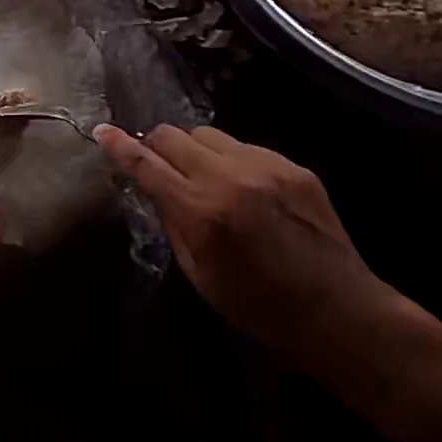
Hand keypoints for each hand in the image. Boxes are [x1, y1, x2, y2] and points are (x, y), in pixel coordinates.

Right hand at [94, 124, 400, 360]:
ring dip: (191, 148)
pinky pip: (244, 145)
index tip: (103, 131)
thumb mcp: (201, 275)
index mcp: (203, 212)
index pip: (147, 165)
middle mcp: (230, 176)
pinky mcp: (290, 163)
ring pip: (207, 133)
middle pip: (173, 135)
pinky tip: (241, 186)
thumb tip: (152, 187)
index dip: (120, 146)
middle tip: (154, 162)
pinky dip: (229, 159)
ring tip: (199, 174)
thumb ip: (172, 223)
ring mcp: (264, 165)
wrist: (339, 310)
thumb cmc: (261, 307)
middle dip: (155, 144)